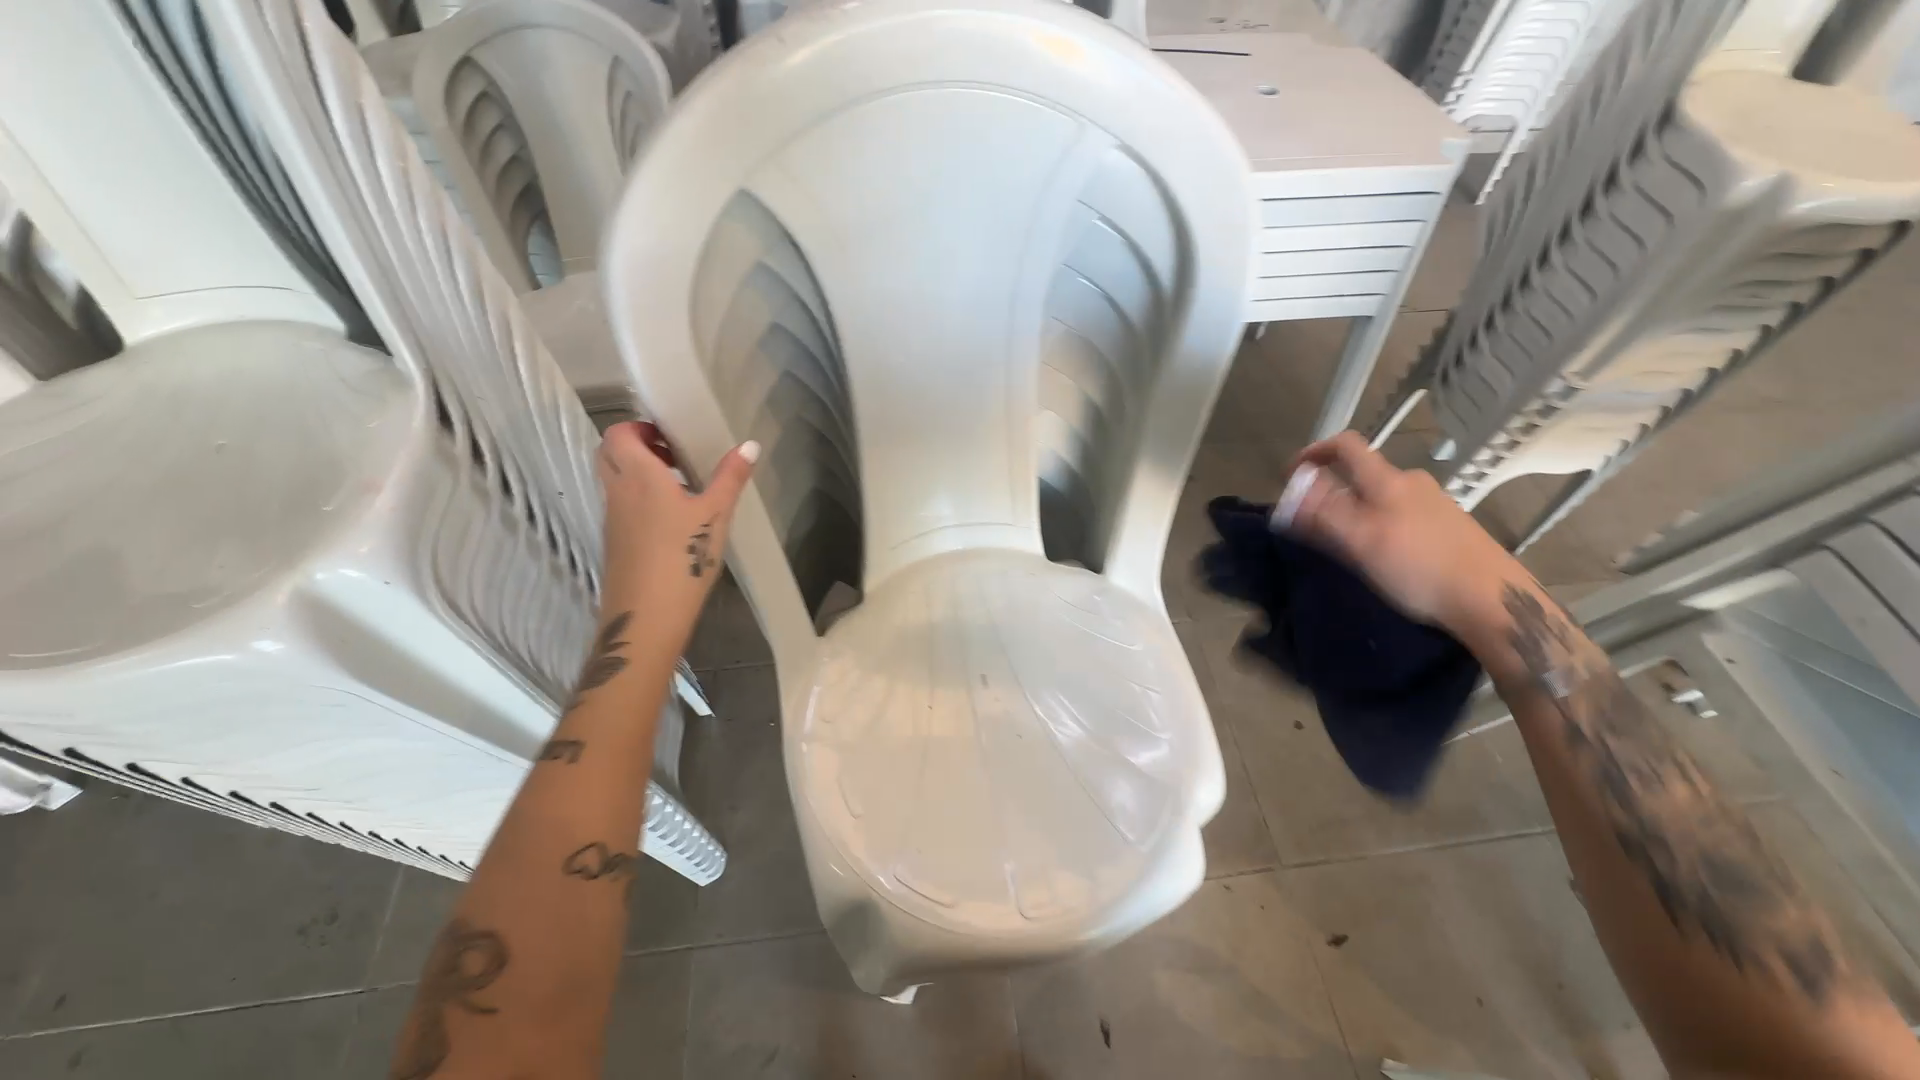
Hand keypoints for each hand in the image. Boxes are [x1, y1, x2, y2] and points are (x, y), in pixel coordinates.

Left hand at [595, 421, 757, 639]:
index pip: (618, 434)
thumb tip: (749, 444)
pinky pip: (620, 506)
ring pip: (614, 481)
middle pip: (609, 454)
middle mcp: (617, 492)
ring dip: (638, 474)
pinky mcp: (615, 543)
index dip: (638, 427)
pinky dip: (639, 500)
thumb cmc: (683, 558)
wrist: (647, 617)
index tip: (669, 436)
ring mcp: (612, 519)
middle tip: (672, 456)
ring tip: (679, 488)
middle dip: (635, 447)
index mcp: (638, 476)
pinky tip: (673, 522)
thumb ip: (730, 478)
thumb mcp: (715, 515)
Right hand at [1284, 432, 1531, 636]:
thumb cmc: (1419, 568)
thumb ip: (1324, 514)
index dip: (1314, 453)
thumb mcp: (1361, 542)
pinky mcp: (1448, 524)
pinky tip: (1383, 555)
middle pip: (1362, 473)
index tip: (1291, 475)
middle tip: (1313, 524)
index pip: (1346, 446)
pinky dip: (1379, 524)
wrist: (1491, 598)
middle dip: (1332, 491)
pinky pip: (1400, 513)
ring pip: (1382, 496)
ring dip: (1356, 511)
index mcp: (1388, 480)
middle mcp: (1412, 482)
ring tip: (1347, 546)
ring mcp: (1434, 502)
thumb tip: (1292, 492)